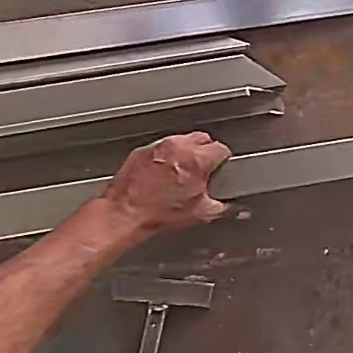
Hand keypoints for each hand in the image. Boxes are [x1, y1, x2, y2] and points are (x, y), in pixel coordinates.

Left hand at [92, 132, 231, 235]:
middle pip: (202, 138)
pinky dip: (166, 156)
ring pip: (182, 140)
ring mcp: (159, 146)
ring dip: (186, 152)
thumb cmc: (158, 213)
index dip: (223, 160)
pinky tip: (164, 173)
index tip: (221, 167)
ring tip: (182, 172)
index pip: (221, 149)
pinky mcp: (143, 150)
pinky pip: (162, 147)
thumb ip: (221, 204)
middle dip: (205, 152)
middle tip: (203, 169)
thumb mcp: (201, 213)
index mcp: (197, 160)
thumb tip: (227, 204)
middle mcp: (179, 148)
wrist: (125, 214)